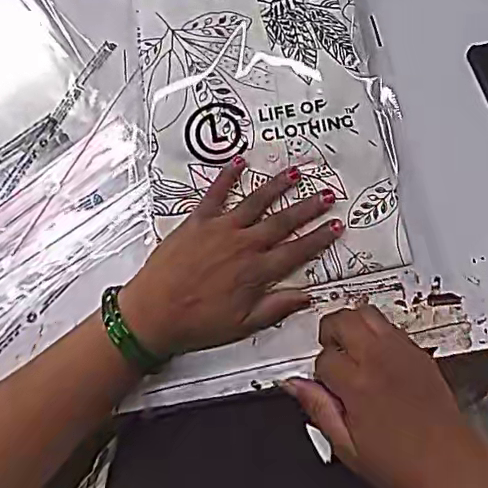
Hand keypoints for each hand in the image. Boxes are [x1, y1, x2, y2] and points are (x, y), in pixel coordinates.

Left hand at [119, 157, 341, 357]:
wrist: (152, 314)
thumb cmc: (196, 323)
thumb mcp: (242, 325)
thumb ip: (276, 307)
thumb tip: (307, 296)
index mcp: (257, 272)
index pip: (297, 250)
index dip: (320, 238)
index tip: (336, 226)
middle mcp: (244, 245)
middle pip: (283, 221)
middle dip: (308, 207)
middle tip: (326, 195)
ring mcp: (221, 229)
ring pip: (256, 202)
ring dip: (278, 186)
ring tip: (295, 173)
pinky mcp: (198, 221)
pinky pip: (216, 194)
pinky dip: (228, 176)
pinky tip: (240, 163)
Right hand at [281, 306, 487, 487]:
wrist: (453, 469)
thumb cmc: (406, 468)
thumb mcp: (349, 449)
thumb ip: (318, 410)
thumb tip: (295, 386)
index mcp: (358, 385)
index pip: (323, 357)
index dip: (317, 372)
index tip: (323, 386)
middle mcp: (380, 360)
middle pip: (342, 319)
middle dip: (328, 332)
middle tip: (329, 353)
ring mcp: (402, 352)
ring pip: (366, 312)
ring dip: (352, 324)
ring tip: (350, 349)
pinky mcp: (419, 353)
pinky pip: (390, 326)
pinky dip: (376, 332)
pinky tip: (375, 357)